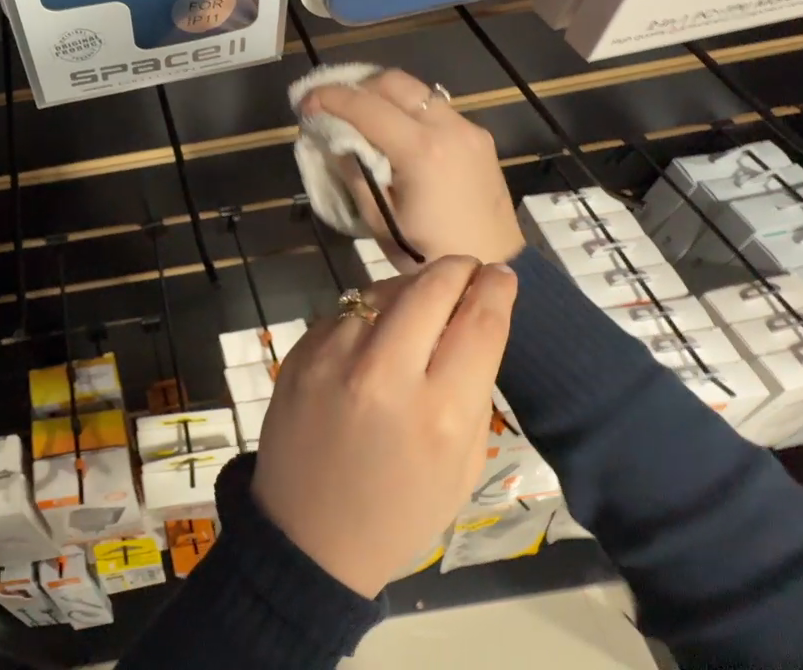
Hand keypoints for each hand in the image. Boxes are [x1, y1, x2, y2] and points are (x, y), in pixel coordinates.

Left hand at [253, 258, 516, 596]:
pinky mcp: (300, 353)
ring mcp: (334, 358)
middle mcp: (385, 373)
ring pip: (382, 291)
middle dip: (457, 269)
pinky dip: (370, 308)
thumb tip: (475, 327)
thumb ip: (473, 393)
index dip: (497, 290)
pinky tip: (381, 321)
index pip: (480, 323)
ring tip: (427, 294)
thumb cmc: (400, 511)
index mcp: (439, 412)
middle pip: (430, 289)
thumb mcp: (462, 466)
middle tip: (468, 269)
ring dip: (411, 285)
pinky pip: (345, 312)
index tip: (502, 275)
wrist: (308, 533)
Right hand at [300, 70, 524, 268]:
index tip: (303, 102)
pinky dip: (406, 110)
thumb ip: (353, 171)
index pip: (366, 106)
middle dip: (356, 86)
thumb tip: (334, 139)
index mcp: (421, 150)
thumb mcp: (377, 218)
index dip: (329, 98)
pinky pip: (435, 108)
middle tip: (331, 105)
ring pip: (417, 90)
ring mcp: (468, 129)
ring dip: (382, 95)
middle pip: (394, 82)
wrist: (491, 265)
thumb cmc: (426, 251)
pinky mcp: (478, 137)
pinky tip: (392, 132)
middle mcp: (448, 127)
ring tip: (358, 115)